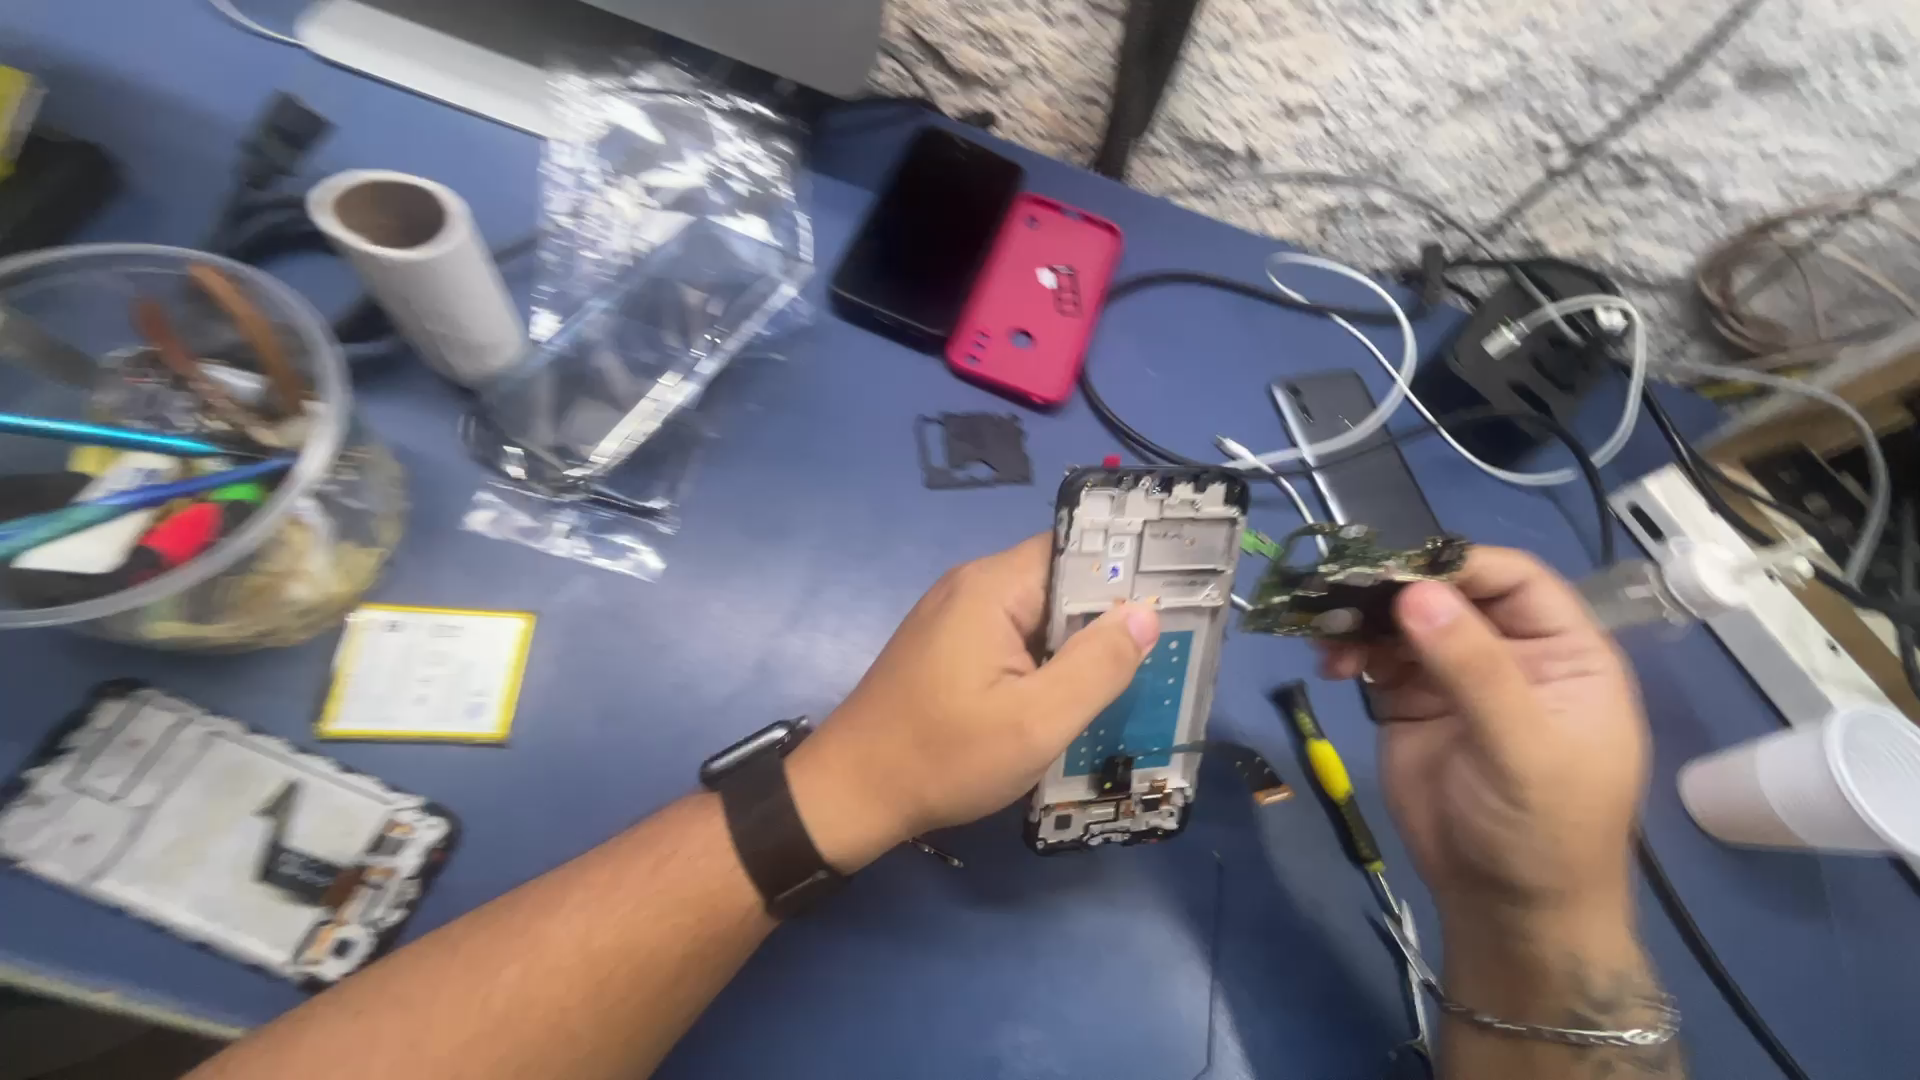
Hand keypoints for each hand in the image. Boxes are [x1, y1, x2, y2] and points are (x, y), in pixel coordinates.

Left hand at [787, 535, 1159, 870]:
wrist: (851, 792)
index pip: (1073, 551)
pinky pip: (1010, 637)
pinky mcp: (947, 646)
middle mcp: (971, 587)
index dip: (1123, 574)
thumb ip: (1096, 666)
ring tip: (1123, 678)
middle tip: (1156, 654)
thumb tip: (1144, 612)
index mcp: (991, 588)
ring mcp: (954, 616)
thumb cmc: (943, 758)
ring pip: (1036, 614)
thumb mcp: (1034, 723)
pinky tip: (1065, 696)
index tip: (1171, 603)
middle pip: (1057, 582)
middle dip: (1104, 616)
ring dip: (1074, 644)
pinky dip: (1042, 660)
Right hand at [1318, 547, 1647, 937]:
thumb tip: (1414, 593)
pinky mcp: (1408, 699)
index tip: (1394, 573)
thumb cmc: (1540, 828)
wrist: (1501, 902)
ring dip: (1361, 620)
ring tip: (1328, 639)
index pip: (1512, 579)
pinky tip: (1331, 665)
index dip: (1457, 566)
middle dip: (1392, 591)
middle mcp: (1507, 652)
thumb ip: (1473, 668)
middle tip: (1340, 597)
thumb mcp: (1520, 748)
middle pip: (1445, 593)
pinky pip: (1374, 655)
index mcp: (1561, 653)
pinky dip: (1348, 650)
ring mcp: (1453, 675)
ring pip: (1401, 620)